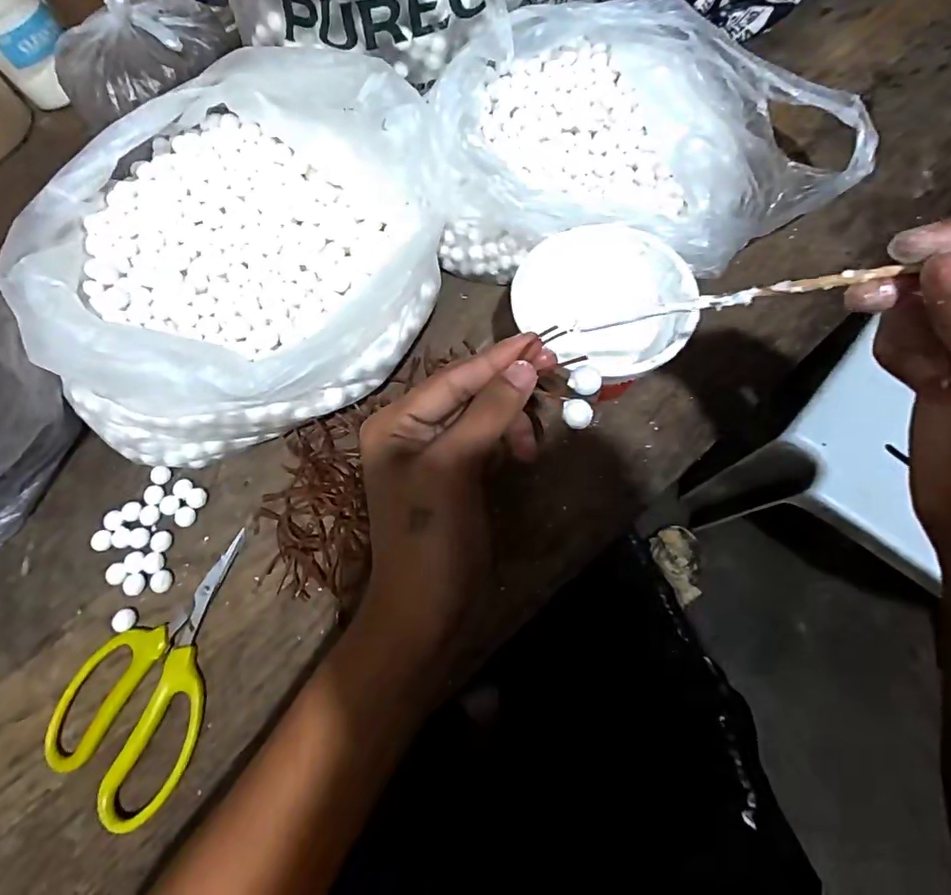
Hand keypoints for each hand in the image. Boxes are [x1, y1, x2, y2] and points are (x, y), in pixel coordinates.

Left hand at [355, 335, 555, 667]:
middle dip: (509, 388)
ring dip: (512, 419)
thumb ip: (489, 412)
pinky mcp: (452, 475)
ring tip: (533, 445)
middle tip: (555, 378)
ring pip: (481, 416)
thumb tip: (524, 365)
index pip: (452, 377)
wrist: (424, 611)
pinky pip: (484, 441)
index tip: (539, 338)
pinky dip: (506, 439)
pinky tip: (524, 451)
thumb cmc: (431, 536)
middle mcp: (407, 430)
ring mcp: (430, 454)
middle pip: (467, 392)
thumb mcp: (455, 467)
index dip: (497, 358)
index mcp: (394, 422)